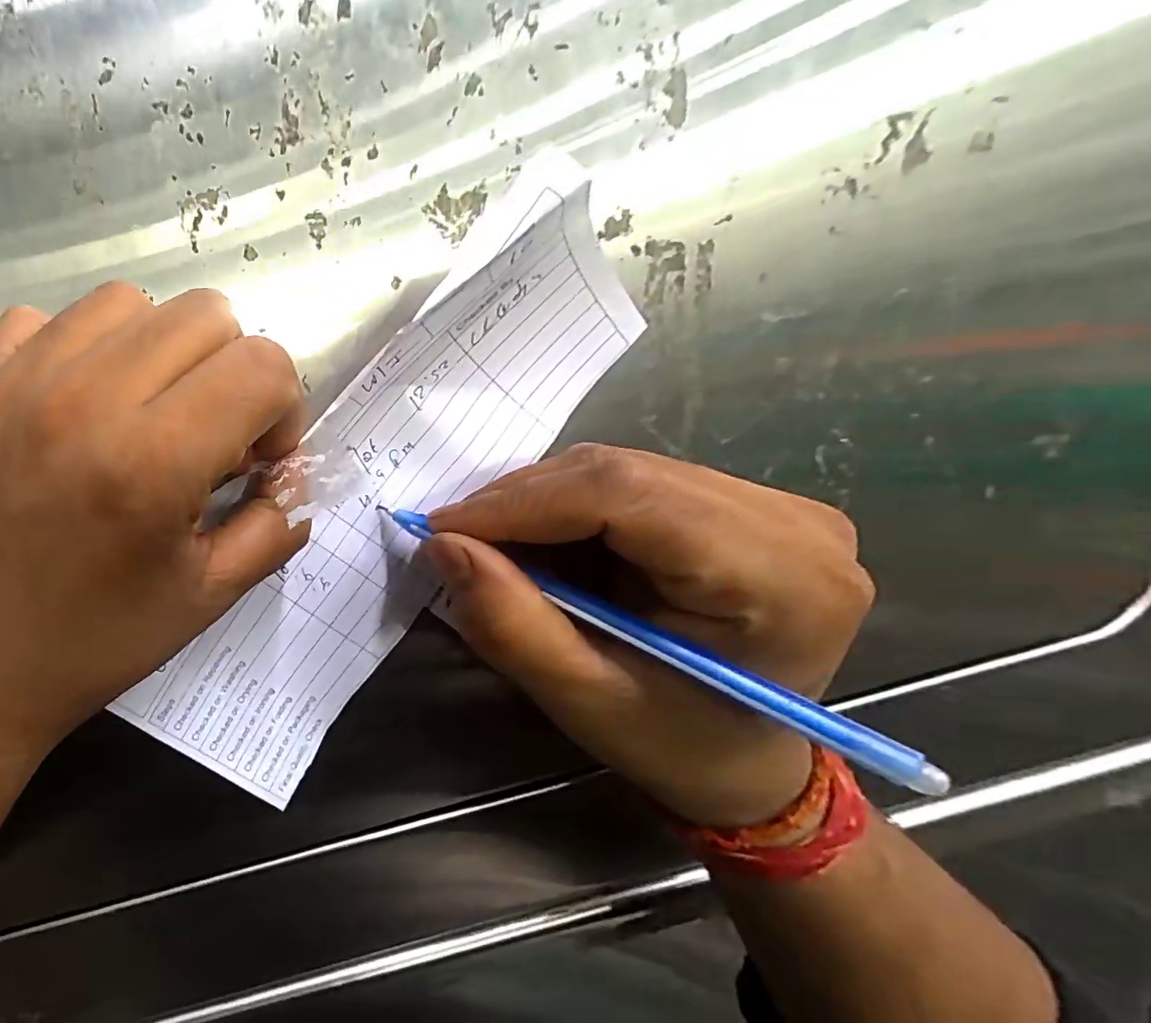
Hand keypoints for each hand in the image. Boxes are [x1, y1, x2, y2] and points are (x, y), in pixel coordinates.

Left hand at [0, 284, 308, 758]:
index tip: (253, 462)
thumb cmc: (106, 637)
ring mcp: (20, 386)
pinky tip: (79, 405)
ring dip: (160, 349)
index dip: (282, 412)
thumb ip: (280, 518)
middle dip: (230, 372)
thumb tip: (294, 464)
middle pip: (205, 314)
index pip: (262, 365)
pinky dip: (80, 349)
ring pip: (128, 302)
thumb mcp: (215, 592)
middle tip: (204, 437)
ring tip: (144, 413)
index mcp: (151, 463)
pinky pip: (45, 319)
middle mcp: (84, 403)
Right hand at [419, 444, 874, 826]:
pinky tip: (537, 540)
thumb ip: (511, 623)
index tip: (442, 529)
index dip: (519, 503)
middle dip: (518, 501)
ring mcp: (769, 504)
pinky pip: (625, 481)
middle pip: (617, 473)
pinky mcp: (739, 503)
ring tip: (490, 542)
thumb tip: (443, 545)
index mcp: (776, 576)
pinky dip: (562, 505)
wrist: (746, 760)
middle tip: (456, 538)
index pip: (622, 495)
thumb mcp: (582, 698)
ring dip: (535, 500)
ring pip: (615, 469)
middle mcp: (788, 521)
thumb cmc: (674, 744)